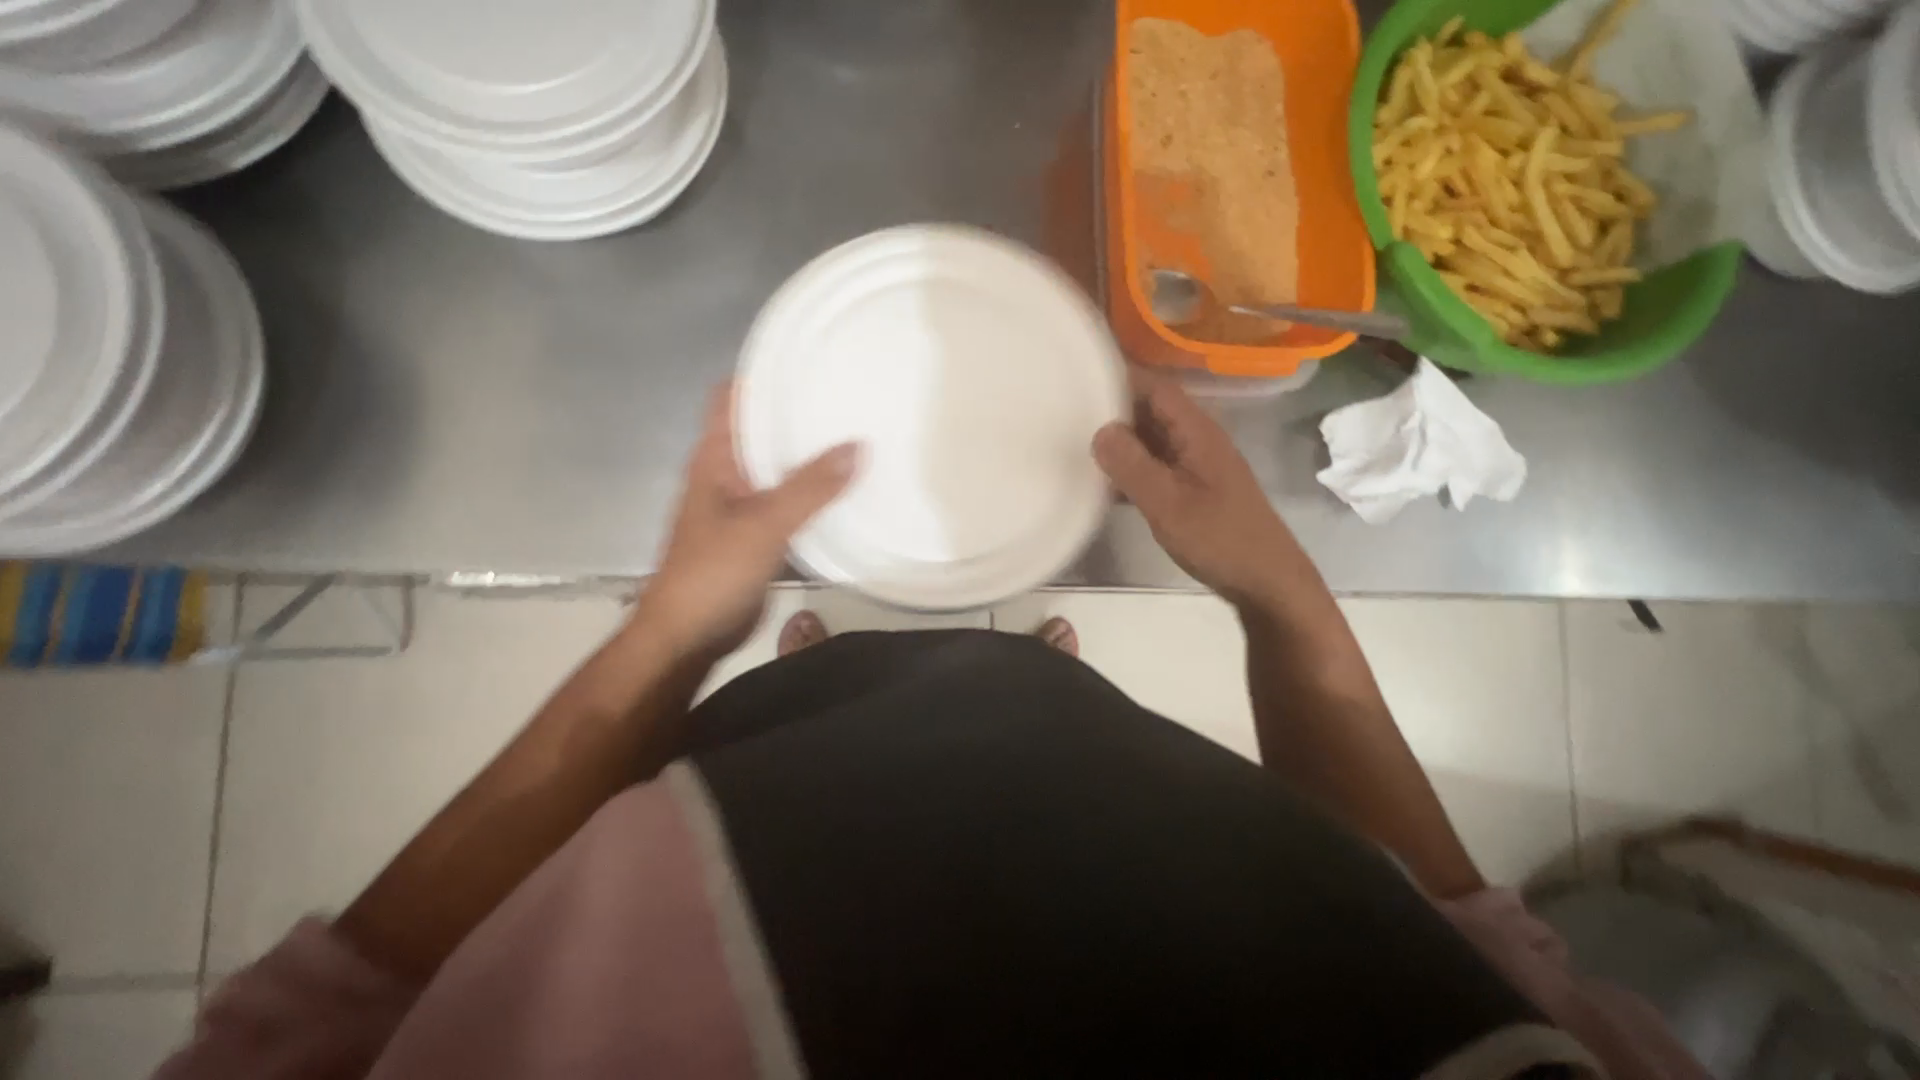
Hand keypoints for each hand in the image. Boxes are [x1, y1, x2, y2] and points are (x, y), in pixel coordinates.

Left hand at [640, 382, 859, 660]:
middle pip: (761, 428)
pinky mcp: (755, 534)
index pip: (732, 396)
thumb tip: (858, 445)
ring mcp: (740, 504)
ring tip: (859, 437)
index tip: (811, 363)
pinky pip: (787, 501)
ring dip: (809, 456)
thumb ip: (811, 487)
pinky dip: (812, 493)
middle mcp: (725, 473)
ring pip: (777, 467)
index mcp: (714, 457)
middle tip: (852, 398)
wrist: (687, 636)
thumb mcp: (765, 524)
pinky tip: (847, 492)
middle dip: (799, 414)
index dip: (764, 374)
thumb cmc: (712, 572)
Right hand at [1092, 378, 1295, 610]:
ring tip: (1077, 447)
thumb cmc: (1219, 539)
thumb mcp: (1167, 503)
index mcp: (1197, 432)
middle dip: (1114, 409)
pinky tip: (1105, 487)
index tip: (1080, 379)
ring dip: (1121, 443)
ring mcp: (1198, 466)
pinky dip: (1132, 470)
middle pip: (1152, 410)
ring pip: (1153, 440)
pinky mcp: (1195, 490)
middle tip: (1067, 415)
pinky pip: (1157, 467)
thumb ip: (1132, 465)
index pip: (1155, 387)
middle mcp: (1199, 440)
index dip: (1120, 378)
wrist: (1266, 581)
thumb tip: (1100, 429)